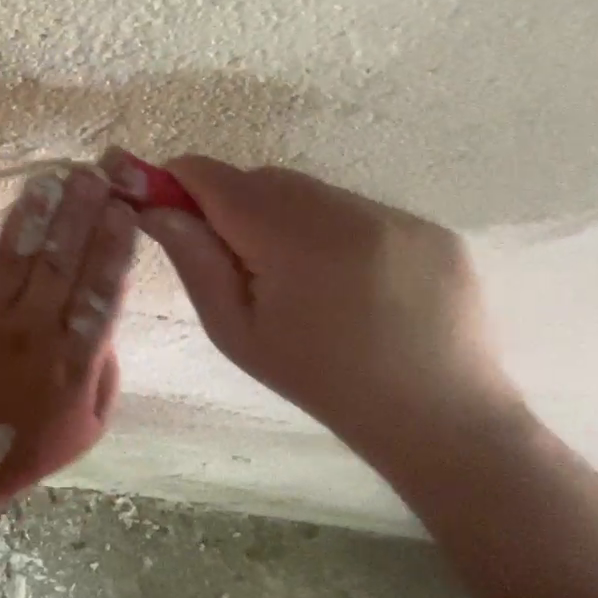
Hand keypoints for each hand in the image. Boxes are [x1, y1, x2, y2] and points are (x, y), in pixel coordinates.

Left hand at [0, 169, 137, 520]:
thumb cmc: (31, 440)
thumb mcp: (91, 419)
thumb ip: (101, 365)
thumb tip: (103, 313)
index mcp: (75, 359)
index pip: (100, 292)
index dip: (113, 247)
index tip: (125, 208)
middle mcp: (34, 331)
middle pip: (61, 263)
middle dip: (78, 215)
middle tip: (91, 174)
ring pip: (14, 259)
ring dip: (30, 216)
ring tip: (46, 179)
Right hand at [127, 152, 518, 449]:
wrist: (444, 421)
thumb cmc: (319, 380)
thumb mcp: (233, 329)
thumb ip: (192, 258)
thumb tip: (153, 207)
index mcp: (294, 240)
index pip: (211, 176)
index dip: (177, 185)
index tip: (164, 211)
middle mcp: (349, 213)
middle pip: (258, 178)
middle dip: (229, 203)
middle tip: (230, 257)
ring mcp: (397, 218)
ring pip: (305, 190)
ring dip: (279, 213)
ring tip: (289, 270)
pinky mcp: (430, 228)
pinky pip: (351, 206)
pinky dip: (326, 226)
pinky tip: (338, 276)